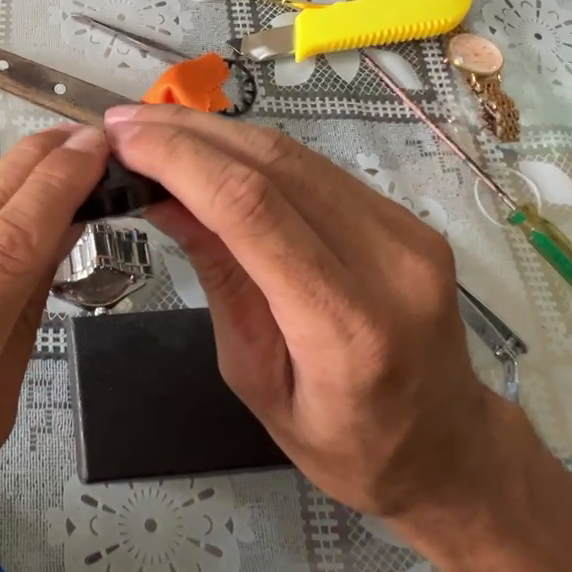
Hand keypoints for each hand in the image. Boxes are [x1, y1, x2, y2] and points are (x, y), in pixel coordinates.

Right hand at [102, 103, 491, 519]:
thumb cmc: (345, 442)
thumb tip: (162, 198)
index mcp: (348, 325)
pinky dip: (249, 150)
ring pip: (292, 153)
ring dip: (214, 131)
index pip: (252, 209)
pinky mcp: (404, 215)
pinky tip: (206, 147)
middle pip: (272, 164)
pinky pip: (313, 167)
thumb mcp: (257, 378)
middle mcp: (389, 261)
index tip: (122, 140)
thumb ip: (219, 279)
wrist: (448, 447)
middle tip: (123, 123)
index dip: (180, 161)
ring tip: (151, 127)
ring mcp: (405, 230)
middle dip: (187, 132)